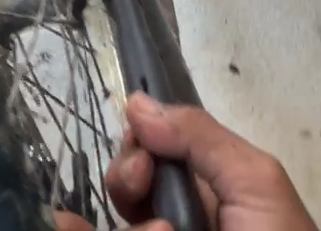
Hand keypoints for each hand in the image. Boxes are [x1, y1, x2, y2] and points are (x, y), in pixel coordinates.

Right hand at [56, 92, 319, 230]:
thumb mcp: (254, 180)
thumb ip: (198, 136)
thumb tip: (135, 101)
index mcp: (205, 183)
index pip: (153, 147)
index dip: (141, 145)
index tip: (144, 159)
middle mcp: (174, 214)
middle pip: (126, 183)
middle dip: (126, 177)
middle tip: (141, 189)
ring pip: (116, 218)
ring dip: (123, 216)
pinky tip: (67, 223)